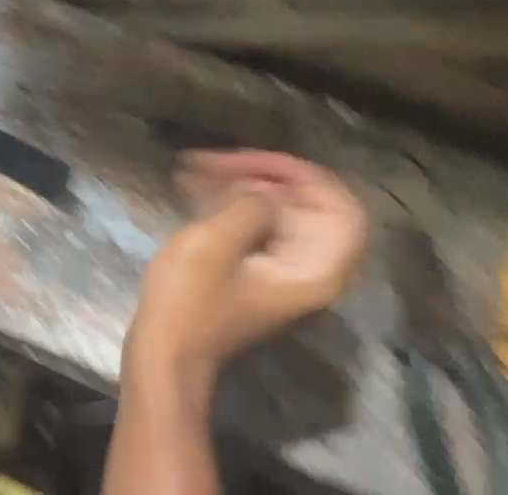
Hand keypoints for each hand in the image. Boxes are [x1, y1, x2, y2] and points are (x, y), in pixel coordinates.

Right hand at [126, 150, 366, 382]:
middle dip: (260, 175)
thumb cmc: (190, 299)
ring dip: (238, 183)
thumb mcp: (215, 246)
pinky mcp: (251, 267)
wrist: (167, 347)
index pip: (340, 210)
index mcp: (314, 268)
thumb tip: (261, 189)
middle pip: (305, 205)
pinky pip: (253, 223)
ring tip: (192, 167)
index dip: (302, 176)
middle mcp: (308, 267)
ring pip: (275, 210)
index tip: (251, 160)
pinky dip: (228, 201)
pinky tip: (191, 187)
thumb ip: (247, 209)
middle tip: (209, 161)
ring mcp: (279, 268)